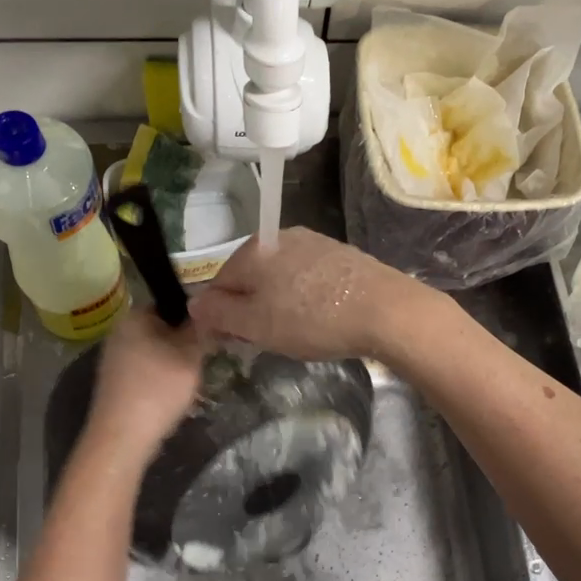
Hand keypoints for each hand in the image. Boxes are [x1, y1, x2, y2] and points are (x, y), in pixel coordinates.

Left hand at [84, 309, 206, 452]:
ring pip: (155, 351)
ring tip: (190, 381)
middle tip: (203, 360)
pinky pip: (145, 370)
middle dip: (184, 342)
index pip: (170, 303)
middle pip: (162, 328)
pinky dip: (160, 379)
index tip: (210, 335)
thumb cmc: (159, 389)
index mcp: (134, 316)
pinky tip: (172, 396)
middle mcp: (119, 331)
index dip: (193, 317)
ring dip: (174, 363)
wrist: (122, 437)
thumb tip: (203, 312)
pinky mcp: (114, 382)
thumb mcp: (191, 355)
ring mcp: (113, 358)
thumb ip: (199, 329)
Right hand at [189, 228, 427, 360]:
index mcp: (253, 250)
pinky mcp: (342, 256)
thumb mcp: (256, 325)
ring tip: (298, 334)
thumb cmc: (312, 319)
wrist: (386, 311)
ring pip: (281, 279)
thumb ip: (220, 314)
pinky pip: (310, 280)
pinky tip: (322, 320)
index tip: (237, 343)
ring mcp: (315, 243)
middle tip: (269, 341)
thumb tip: (194, 305)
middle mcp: (281, 237)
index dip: (222, 317)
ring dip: (281, 306)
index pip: (219, 283)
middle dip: (253, 310)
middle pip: (251, 278)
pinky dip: (308, 300)